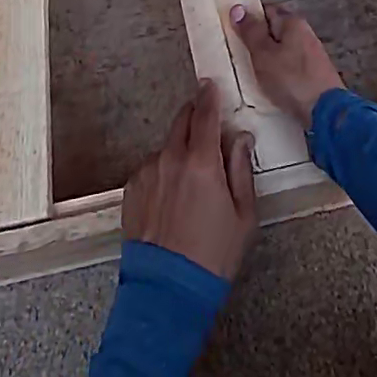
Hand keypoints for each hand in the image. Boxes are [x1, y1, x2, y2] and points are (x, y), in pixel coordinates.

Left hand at [121, 80, 257, 279]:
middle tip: (206, 126)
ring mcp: (147, 173)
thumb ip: (241, 169)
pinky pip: (152, 167)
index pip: (204, 114)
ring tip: (191, 181)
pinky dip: (163, 170)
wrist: (167, 291)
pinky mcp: (132, 189)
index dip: (208, 96)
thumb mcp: (243, 215)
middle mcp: (170, 160)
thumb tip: (240, 139)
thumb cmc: (212, 255)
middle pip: (181, 121)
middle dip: (194, 116)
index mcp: (201, 163)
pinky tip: (172, 198)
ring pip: (166, 146)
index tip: (209, 84)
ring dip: (179, 149)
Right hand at [229, 4, 344, 128]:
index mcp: (293, 22)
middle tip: (241, 55)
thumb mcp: (263, 54)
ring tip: (255, 72)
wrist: (326, 111)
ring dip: (269, 58)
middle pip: (276, 30)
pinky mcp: (316, 72)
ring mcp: (313, 53)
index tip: (237, 34)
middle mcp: (306, 33)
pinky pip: (291, 65)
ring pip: (283, 49)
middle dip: (259, 40)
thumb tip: (238, 8)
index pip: (266, 10)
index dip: (250, 20)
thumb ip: (250, 31)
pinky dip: (280, 71)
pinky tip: (274, 83)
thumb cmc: (291, 79)